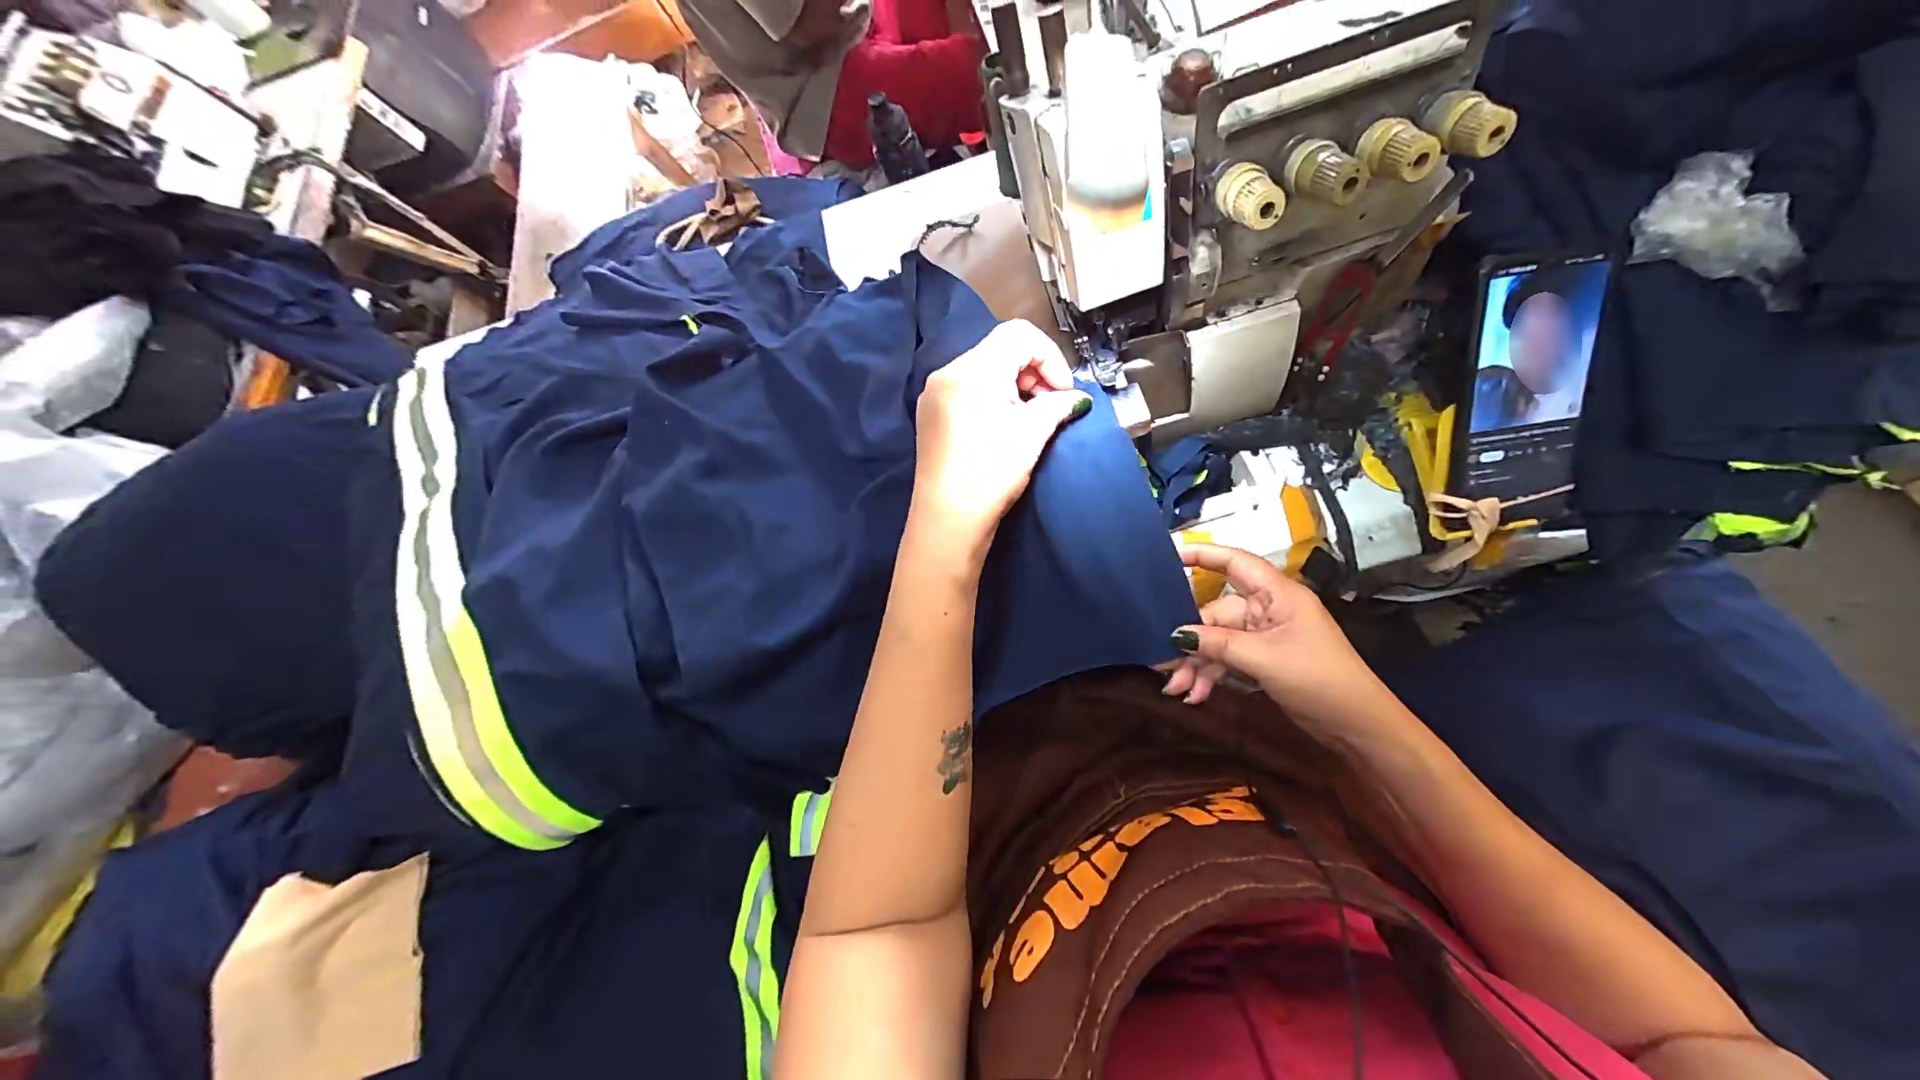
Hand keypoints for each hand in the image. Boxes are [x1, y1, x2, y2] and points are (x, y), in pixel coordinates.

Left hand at [911, 319, 1091, 551]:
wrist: (948, 519)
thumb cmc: (991, 472)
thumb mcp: (1033, 433)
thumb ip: (1058, 404)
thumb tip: (1074, 398)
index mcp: (972, 369)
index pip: (1019, 335)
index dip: (1050, 358)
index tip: (1063, 391)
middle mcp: (947, 372)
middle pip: (999, 350)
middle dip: (1033, 372)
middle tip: (1050, 405)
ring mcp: (933, 394)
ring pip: (983, 370)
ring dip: (1013, 385)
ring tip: (1028, 419)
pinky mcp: (929, 415)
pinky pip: (966, 390)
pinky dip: (990, 398)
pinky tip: (1003, 427)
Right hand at [1161, 544, 1399, 744]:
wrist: (1359, 726)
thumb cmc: (1319, 679)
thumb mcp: (1264, 659)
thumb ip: (1218, 643)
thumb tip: (1177, 635)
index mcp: (1278, 594)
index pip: (1235, 562)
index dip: (1203, 554)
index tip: (1168, 555)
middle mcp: (1269, 609)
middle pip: (1216, 612)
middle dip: (1189, 639)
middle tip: (1163, 663)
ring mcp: (1266, 635)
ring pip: (1218, 640)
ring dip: (1197, 664)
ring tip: (1178, 690)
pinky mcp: (1264, 659)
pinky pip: (1228, 658)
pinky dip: (1212, 675)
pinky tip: (1197, 695)